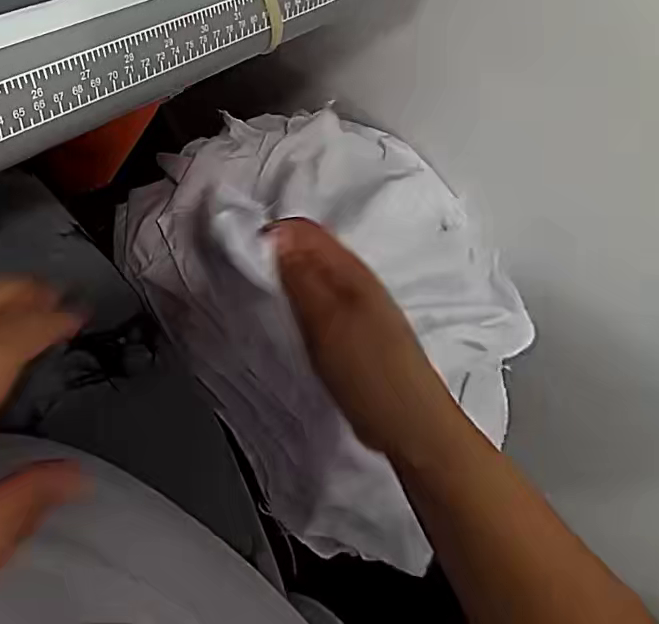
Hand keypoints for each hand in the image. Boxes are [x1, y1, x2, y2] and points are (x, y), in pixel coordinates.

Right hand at [267, 217, 442, 452]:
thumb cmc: (372, 375)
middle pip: (308, 247)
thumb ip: (300, 275)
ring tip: (265, 297)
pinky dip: (300, 301)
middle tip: (249, 276)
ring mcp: (358, 305)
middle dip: (277, 253)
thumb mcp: (327, 320)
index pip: (303, 229)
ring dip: (287, 277)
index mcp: (351, 269)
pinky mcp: (355, 330)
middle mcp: (356, 280)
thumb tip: (276, 234)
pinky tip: (291, 321)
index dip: (272, 234)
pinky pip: (319, 299)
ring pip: (313, 273)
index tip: (245, 255)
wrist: (413, 430)